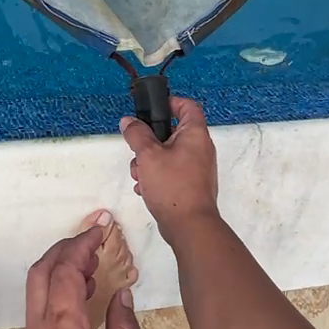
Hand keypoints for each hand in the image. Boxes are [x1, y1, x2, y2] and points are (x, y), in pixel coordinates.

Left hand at [16, 227, 143, 328]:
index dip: (84, 243)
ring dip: (61, 266)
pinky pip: (41, 308)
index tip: (104, 226)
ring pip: (37, 289)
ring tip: (96, 261)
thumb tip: (121, 294)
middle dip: (67, 246)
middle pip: (43, 271)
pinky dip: (59, 288)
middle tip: (97, 237)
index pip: (68, 269)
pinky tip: (86, 296)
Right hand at [120, 96, 220, 231]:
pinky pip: (171, 171)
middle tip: (136, 151)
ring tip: (139, 175)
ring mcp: (197, 167)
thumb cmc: (172, 185)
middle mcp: (200, 148)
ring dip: (148, 162)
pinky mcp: (191, 184)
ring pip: (168, 154)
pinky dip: (156, 176)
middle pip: (171, 132)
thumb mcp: (148, 155)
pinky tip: (144, 188)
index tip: (150, 110)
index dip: (170, 102)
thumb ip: (137, 134)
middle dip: (149, 141)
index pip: (187, 106)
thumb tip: (128, 121)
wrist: (189, 225)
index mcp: (195, 134)